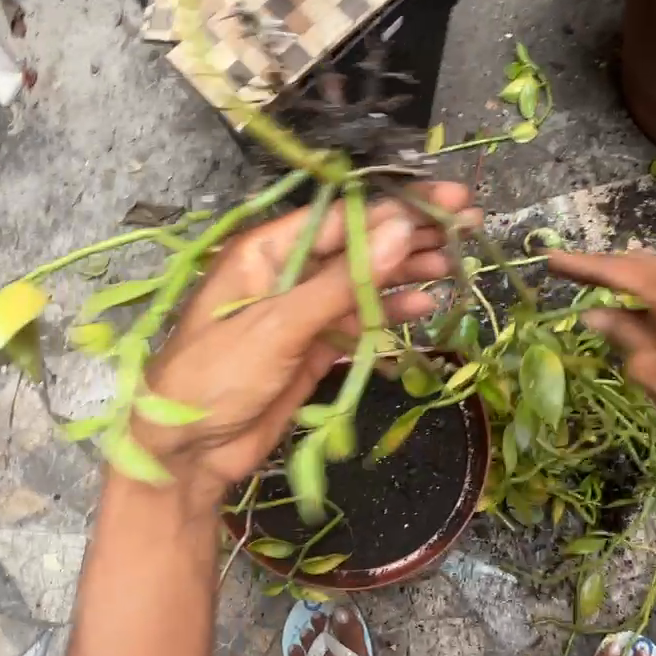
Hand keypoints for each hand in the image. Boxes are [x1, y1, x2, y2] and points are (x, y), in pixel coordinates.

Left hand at [135, 183, 481, 499]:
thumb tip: (400, 230)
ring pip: (362, 284)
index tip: (447, 202)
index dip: (396, 207)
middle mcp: (287, 274)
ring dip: (405, 274)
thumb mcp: (276, 325)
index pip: (342, 217)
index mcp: (267, 252)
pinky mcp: (313, 350)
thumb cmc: (214, 377)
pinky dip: (388, 316)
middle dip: (409, 235)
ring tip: (453, 265)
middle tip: (466, 226)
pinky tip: (422, 308)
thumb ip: (341, 281)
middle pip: (357, 246)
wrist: (188, 453)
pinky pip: (358, 324)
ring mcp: (302, 313)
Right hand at [546, 251, 655, 461]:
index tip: (551, 260)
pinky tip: (634, 308)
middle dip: (606, 269)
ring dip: (629, 283)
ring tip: (596, 284)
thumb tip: (595, 314)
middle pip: (641, 267)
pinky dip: (650, 297)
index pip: (618, 271)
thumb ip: (622, 332)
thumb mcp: (649, 366)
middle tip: (570, 269)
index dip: (582, 266)